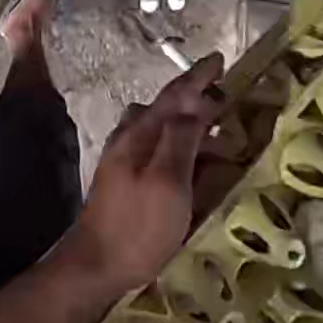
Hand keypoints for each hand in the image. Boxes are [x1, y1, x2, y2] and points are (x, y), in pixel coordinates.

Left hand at [61, 53, 226, 292]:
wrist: (96, 262)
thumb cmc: (138, 224)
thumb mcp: (168, 182)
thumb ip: (180, 139)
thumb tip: (195, 104)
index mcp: (141, 133)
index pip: (175, 95)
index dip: (198, 77)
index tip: (220, 59)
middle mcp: (130, 136)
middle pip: (166, 107)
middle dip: (196, 98)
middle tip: (226, 98)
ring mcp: (124, 156)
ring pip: (160, 126)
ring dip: (187, 121)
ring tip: (217, 131)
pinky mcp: (125, 176)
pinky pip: (156, 145)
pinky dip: (177, 142)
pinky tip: (190, 160)